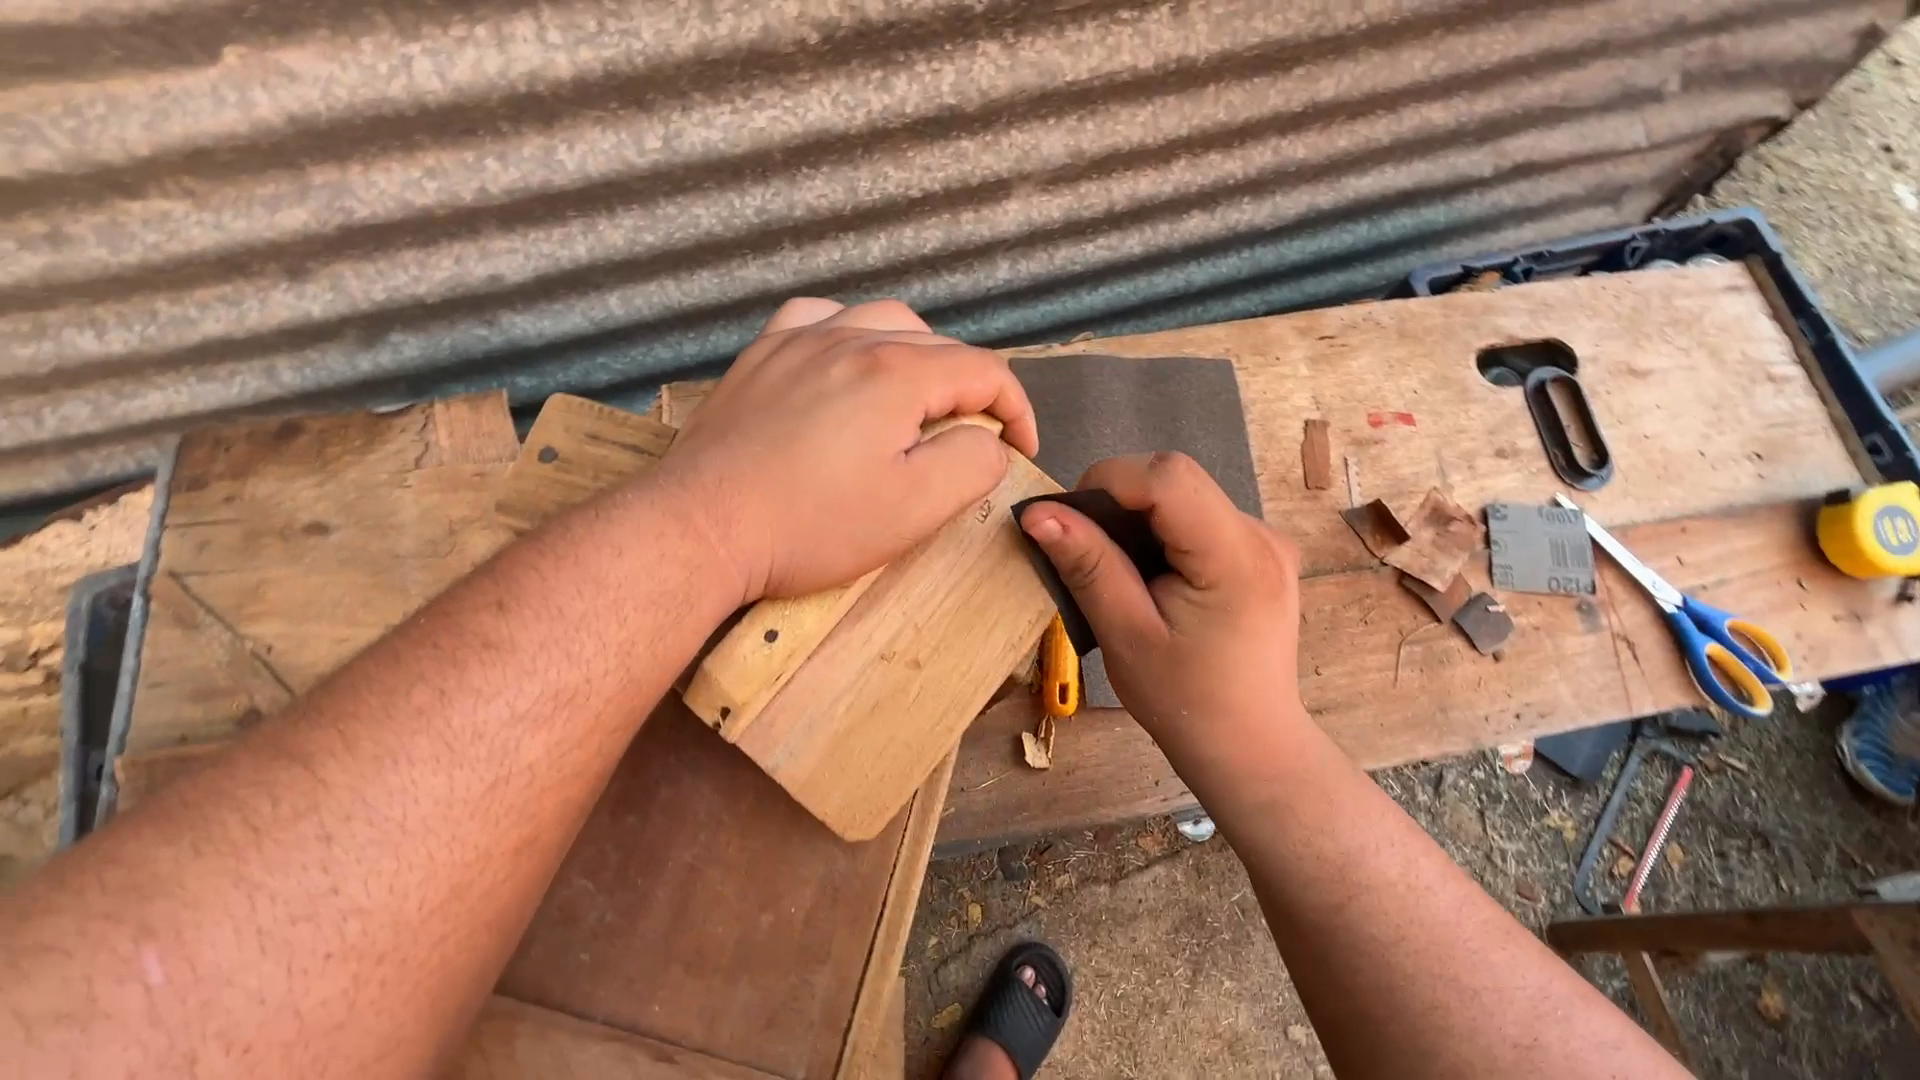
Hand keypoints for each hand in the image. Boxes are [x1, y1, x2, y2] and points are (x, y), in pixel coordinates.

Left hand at [659, 298, 1038, 603]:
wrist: (704, 527)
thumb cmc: (813, 525)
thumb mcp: (916, 508)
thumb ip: (973, 462)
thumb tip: (988, 438)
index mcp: (898, 372)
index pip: (985, 370)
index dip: (1017, 409)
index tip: (1020, 450)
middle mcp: (851, 338)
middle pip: (939, 344)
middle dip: (972, 389)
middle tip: (971, 440)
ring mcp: (798, 340)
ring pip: (883, 320)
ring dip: (919, 355)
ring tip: (920, 398)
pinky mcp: (761, 356)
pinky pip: (818, 319)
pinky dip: (850, 333)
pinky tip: (847, 360)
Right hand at [1017, 453, 1302, 749]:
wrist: (1248, 745)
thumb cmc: (1184, 701)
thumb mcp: (1124, 636)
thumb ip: (1087, 566)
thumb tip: (1038, 512)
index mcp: (1235, 556)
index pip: (1168, 477)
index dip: (1109, 482)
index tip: (1069, 521)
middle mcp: (1261, 535)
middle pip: (1177, 478)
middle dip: (1119, 500)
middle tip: (1086, 550)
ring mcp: (1266, 541)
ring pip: (1185, 494)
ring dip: (1139, 517)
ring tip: (1118, 569)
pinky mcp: (1260, 551)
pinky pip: (1199, 515)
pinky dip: (1162, 531)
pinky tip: (1150, 575)